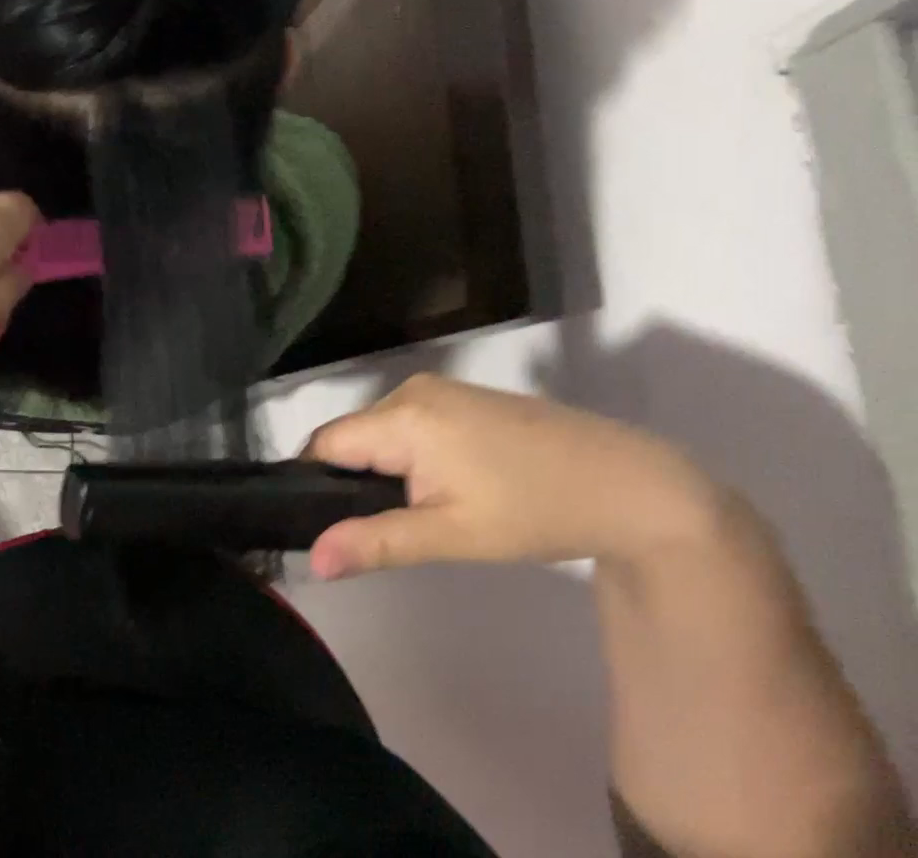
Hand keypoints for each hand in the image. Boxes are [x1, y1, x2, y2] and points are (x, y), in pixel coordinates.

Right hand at [304, 375, 738, 578]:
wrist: (638, 488)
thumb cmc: (539, 511)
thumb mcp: (453, 535)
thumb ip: (375, 543)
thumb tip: (313, 561)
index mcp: (404, 417)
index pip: (323, 445)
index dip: (314, 484)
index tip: (327, 524)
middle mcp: (412, 391)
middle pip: (350, 438)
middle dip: (353, 480)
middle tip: (384, 528)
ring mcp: (441, 391)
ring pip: (378, 433)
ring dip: (383, 471)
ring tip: (418, 512)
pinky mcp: (463, 399)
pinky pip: (407, 426)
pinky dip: (408, 457)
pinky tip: (445, 488)